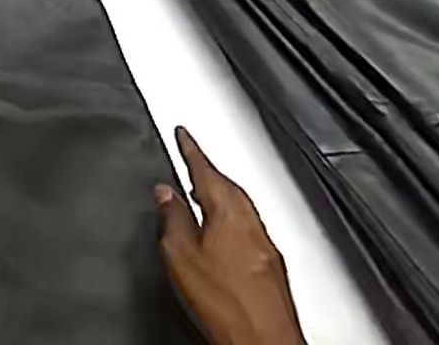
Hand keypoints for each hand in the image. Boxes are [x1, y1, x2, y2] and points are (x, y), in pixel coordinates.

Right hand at [157, 128, 304, 344]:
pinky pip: (250, 228)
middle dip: (210, 170)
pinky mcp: (273, 271)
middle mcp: (253, 228)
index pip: (207, 171)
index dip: (192, 150)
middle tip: (192, 157)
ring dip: (221, 193)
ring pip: (242, 208)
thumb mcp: (180, 252)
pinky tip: (221, 229)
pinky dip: (232, 217)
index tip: (184, 134)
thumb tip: (164, 192)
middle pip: (230, 188)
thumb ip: (172, 216)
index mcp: (229, 215)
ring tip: (201, 190)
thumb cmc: (225, 303)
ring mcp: (267, 251)